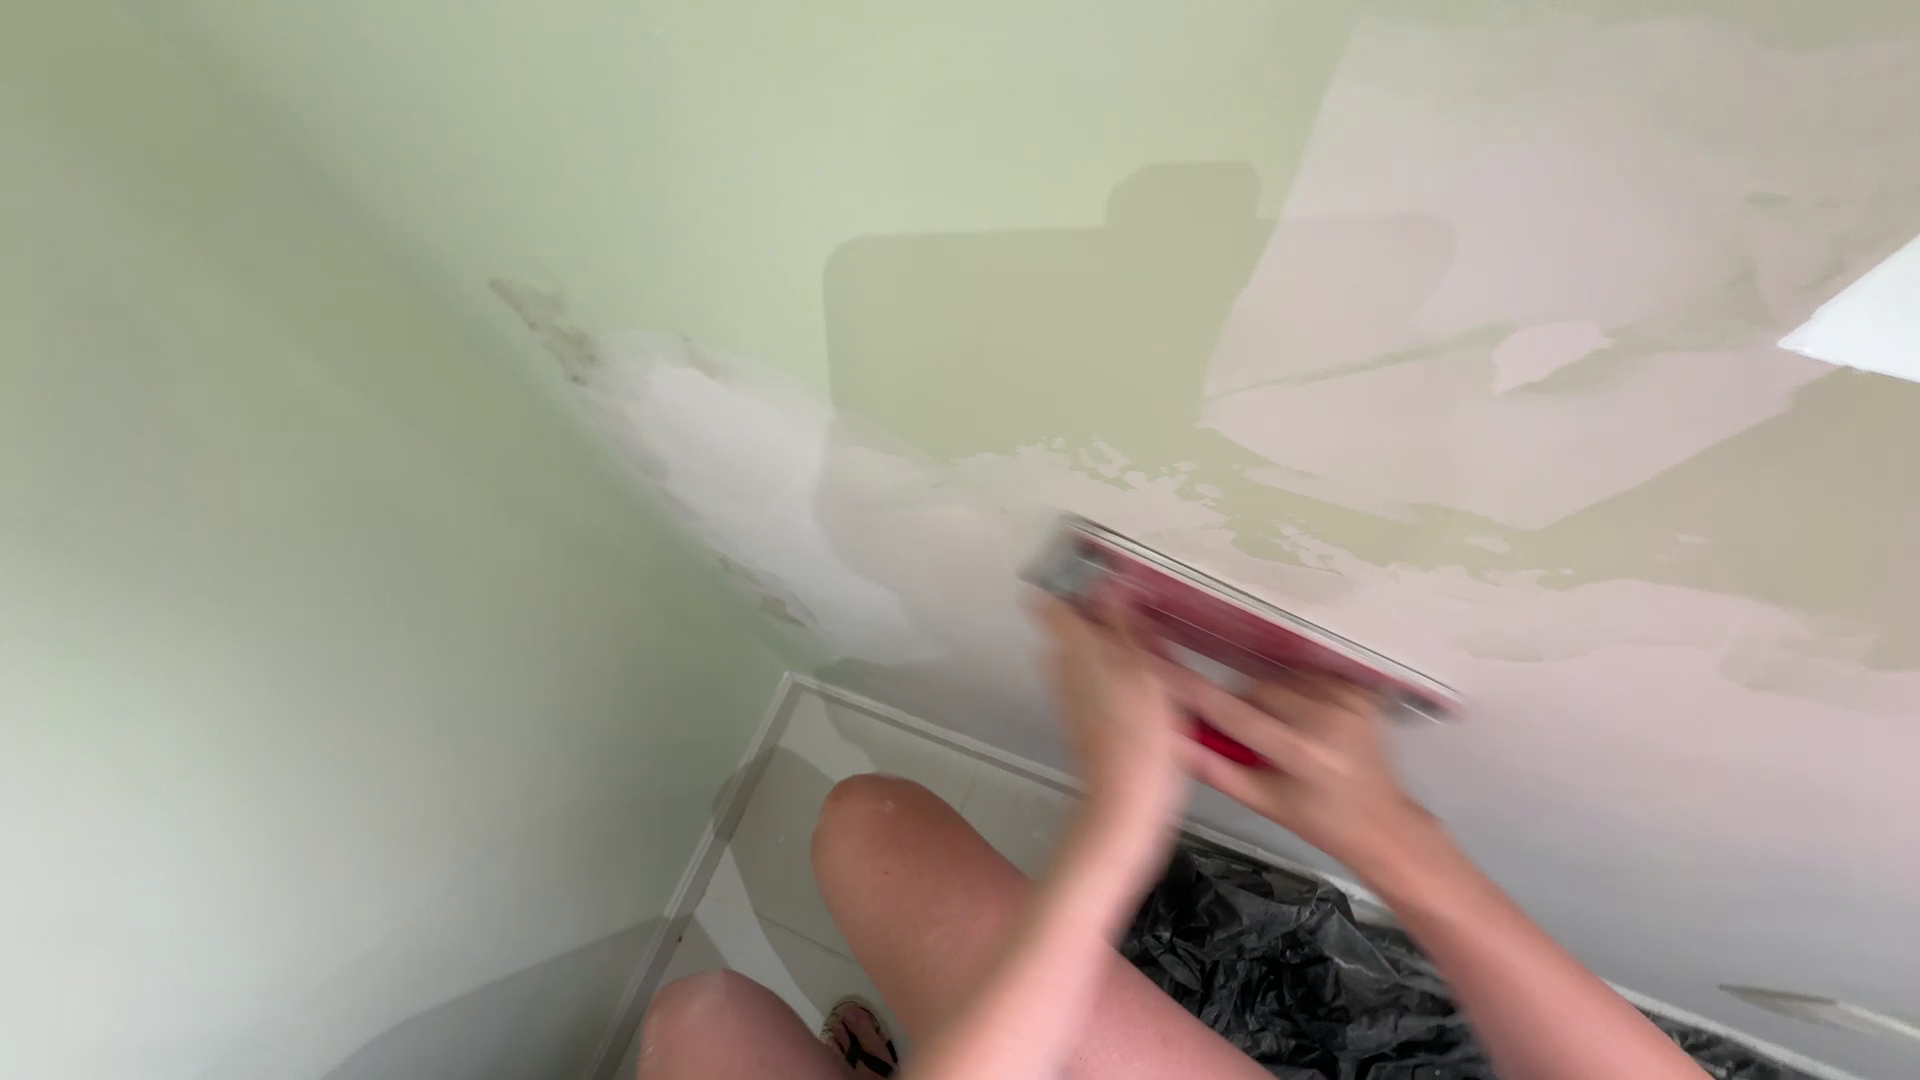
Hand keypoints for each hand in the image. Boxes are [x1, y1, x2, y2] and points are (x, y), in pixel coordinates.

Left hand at [1034, 595, 1193, 862]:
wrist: (1125, 798)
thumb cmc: (1143, 733)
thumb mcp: (1146, 670)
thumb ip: (1123, 625)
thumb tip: (1107, 585)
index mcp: (1074, 645)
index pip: (1049, 599)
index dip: (1070, 586)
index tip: (1099, 581)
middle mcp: (1059, 663)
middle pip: (1070, 624)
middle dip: (1102, 619)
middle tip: (1143, 630)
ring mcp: (1064, 689)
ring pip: (1083, 649)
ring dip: (1110, 647)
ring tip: (1149, 662)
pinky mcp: (1075, 711)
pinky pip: (1089, 674)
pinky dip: (1110, 672)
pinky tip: (1141, 690)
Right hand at [1169, 670, 1427, 866]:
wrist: (1383, 824)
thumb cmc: (1316, 818)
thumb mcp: (1260, 800)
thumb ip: (1212, 768)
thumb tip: (1170, 740)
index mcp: (1299, 752)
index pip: (1233, 712)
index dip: (1196, 691)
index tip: (1167, 673)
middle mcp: (1327, 720)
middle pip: (1258, 688)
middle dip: (1247, 705)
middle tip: (1255, 735)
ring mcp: (1348, 702)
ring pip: (1281, 679)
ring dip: (1273, 696)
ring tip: (1287, 728)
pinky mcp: (1361, 693)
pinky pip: (1309, 676)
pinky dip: (1300, 691)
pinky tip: (1309, 718)